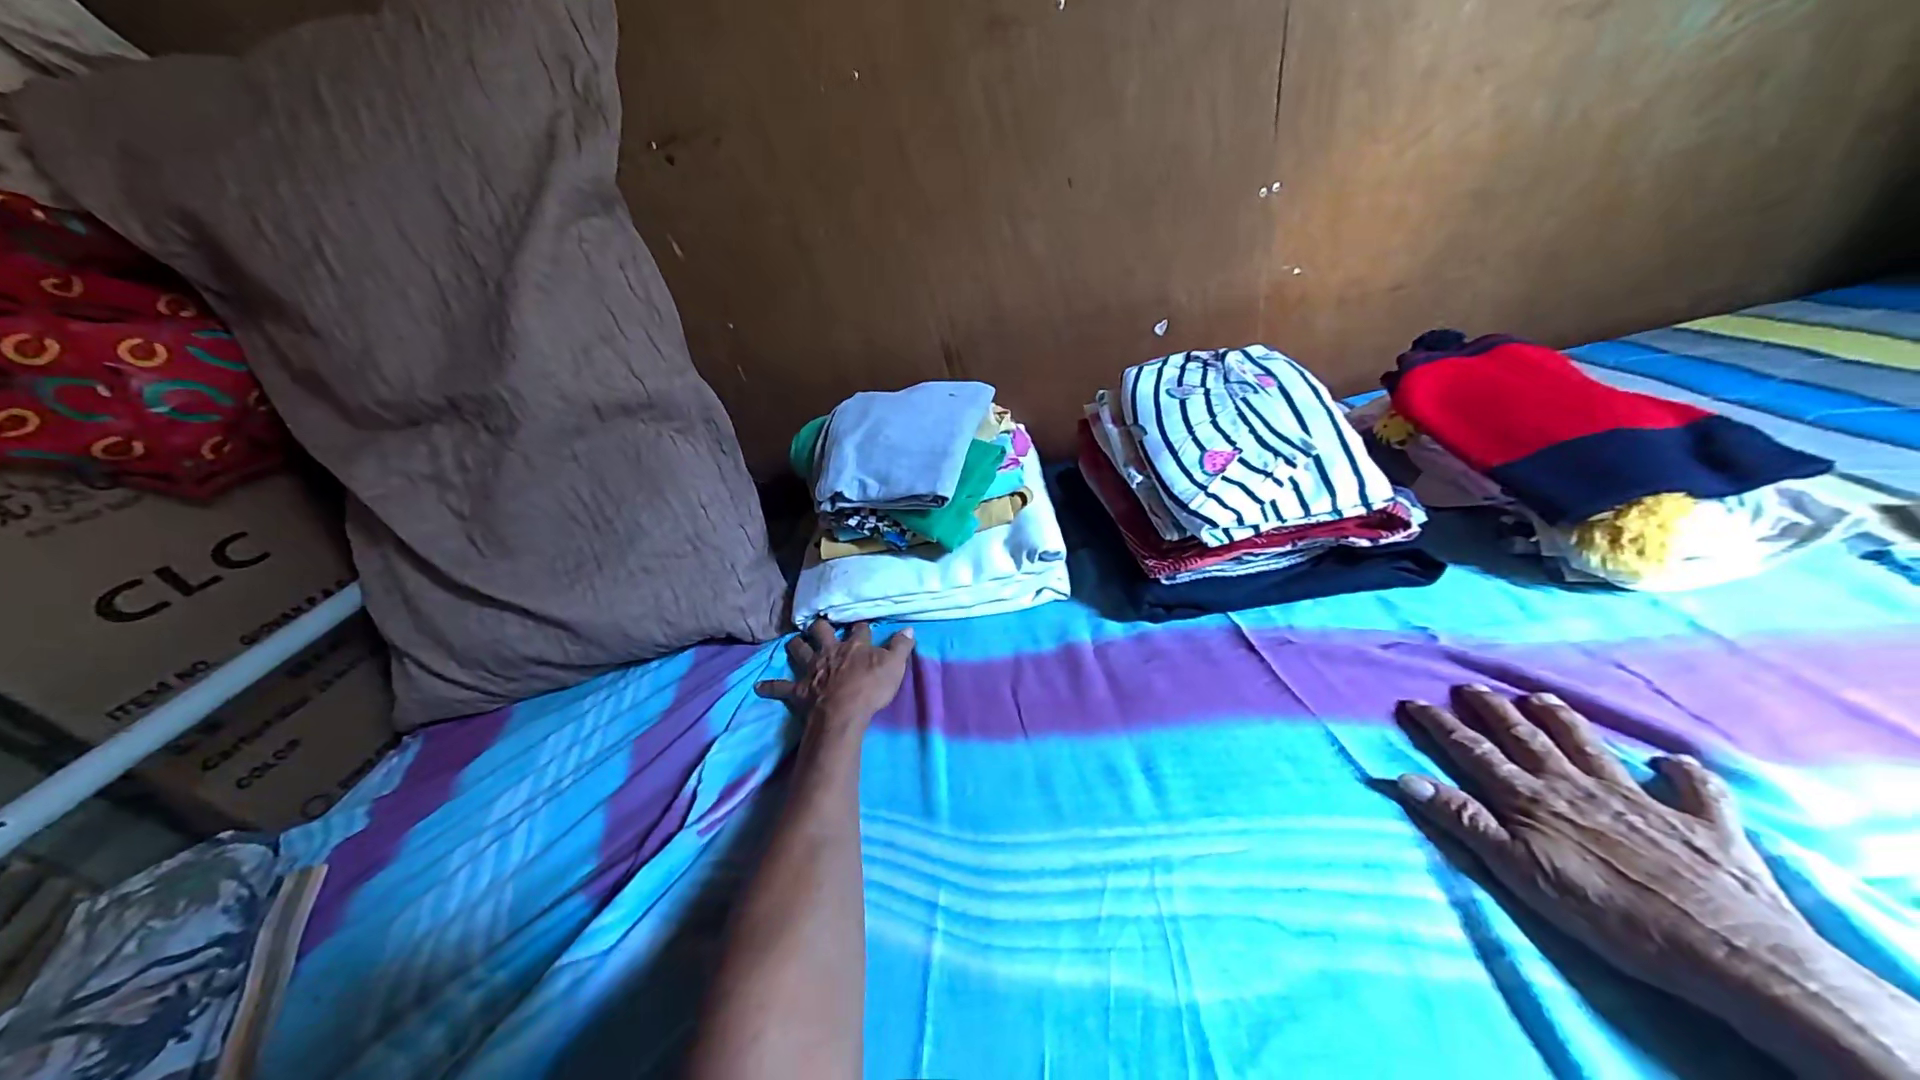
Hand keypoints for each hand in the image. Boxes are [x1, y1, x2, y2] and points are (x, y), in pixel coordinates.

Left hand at [756, 619, 913, 728]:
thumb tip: (908, 630)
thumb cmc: (870, 689)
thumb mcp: (894, 667)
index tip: (862, 625)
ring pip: (798, 649)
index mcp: (854, 646)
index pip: (859, 630)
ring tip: (793, 641)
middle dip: (820, 626)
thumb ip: (901, 647)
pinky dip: (769, 686)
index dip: (861, 627)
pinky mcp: (798, 689)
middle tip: (819, 624)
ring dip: (795, 645)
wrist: (842, 713)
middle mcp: (830, 652)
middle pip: (822, 631)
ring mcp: (811, 669)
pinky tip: (759, 686)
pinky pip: (779, 687)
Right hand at [1395, 686, 1808, 1001]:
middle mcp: (1578, 787)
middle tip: (1472, 687)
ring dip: (1561, 719)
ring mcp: (1640, 800)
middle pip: (1526, 737)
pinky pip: (1691, 787)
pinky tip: (1673, 762)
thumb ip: (1464, 821)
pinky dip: (1679, 771)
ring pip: (1590, 746)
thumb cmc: (1608, 915)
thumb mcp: (1518, 871)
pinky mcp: (1700, 823)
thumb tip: (1406, 777)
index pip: (1473, 752)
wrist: (1728, 951)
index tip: (1414, 701)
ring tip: (1540, 697)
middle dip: (1493, 710)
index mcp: (1532, 800)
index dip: (1440, 725)